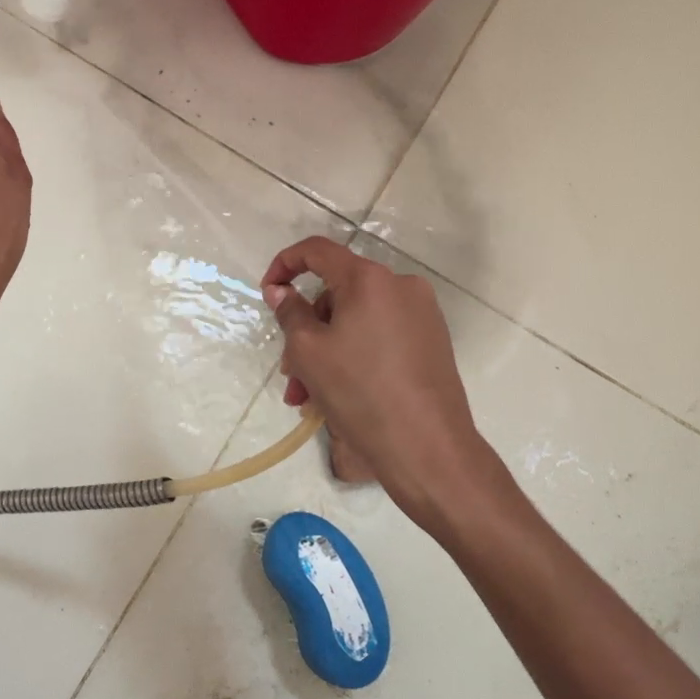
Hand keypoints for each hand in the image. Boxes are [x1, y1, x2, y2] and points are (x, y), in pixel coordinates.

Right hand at [260, 237, 518, 538]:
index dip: (284, 264)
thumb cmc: (359, 392)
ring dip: (326, 351)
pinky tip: (338, 395)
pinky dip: (353, 356)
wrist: (427, 447)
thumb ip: (290, 313)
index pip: (317, 251)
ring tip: (308, 398)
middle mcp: (400, 287)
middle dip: (306, 329)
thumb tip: (281, 291)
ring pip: (356, 320)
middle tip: (290, 373)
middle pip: (337, 293)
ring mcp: (421, 315)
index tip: (268, 294)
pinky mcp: (431, 342)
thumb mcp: (308, 352)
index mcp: (370, 280)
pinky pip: (378, 336)